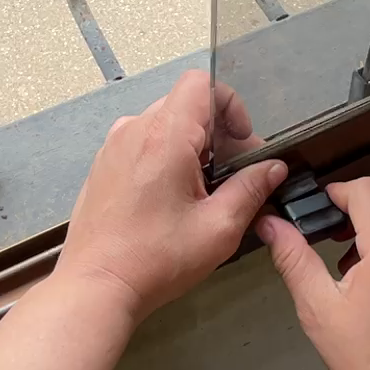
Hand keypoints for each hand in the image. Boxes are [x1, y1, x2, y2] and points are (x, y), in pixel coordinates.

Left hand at [58, 70, 285, 323]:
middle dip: (216, 132)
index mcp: (165, 136)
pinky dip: (165, 158)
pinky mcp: (104, 166)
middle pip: (185, 105)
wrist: (96, 286)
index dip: (230, 105)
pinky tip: (171, 199)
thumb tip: (273, 168)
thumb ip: (250, 189)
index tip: (240, 142)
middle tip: (231, 175)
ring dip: (191, 146)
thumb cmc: (156, 259)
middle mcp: (134, 130)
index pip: (201, 83)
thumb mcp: (218, 228)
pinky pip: (143, 143)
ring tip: (202, 191)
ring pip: (164, 124)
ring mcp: (114, 147)